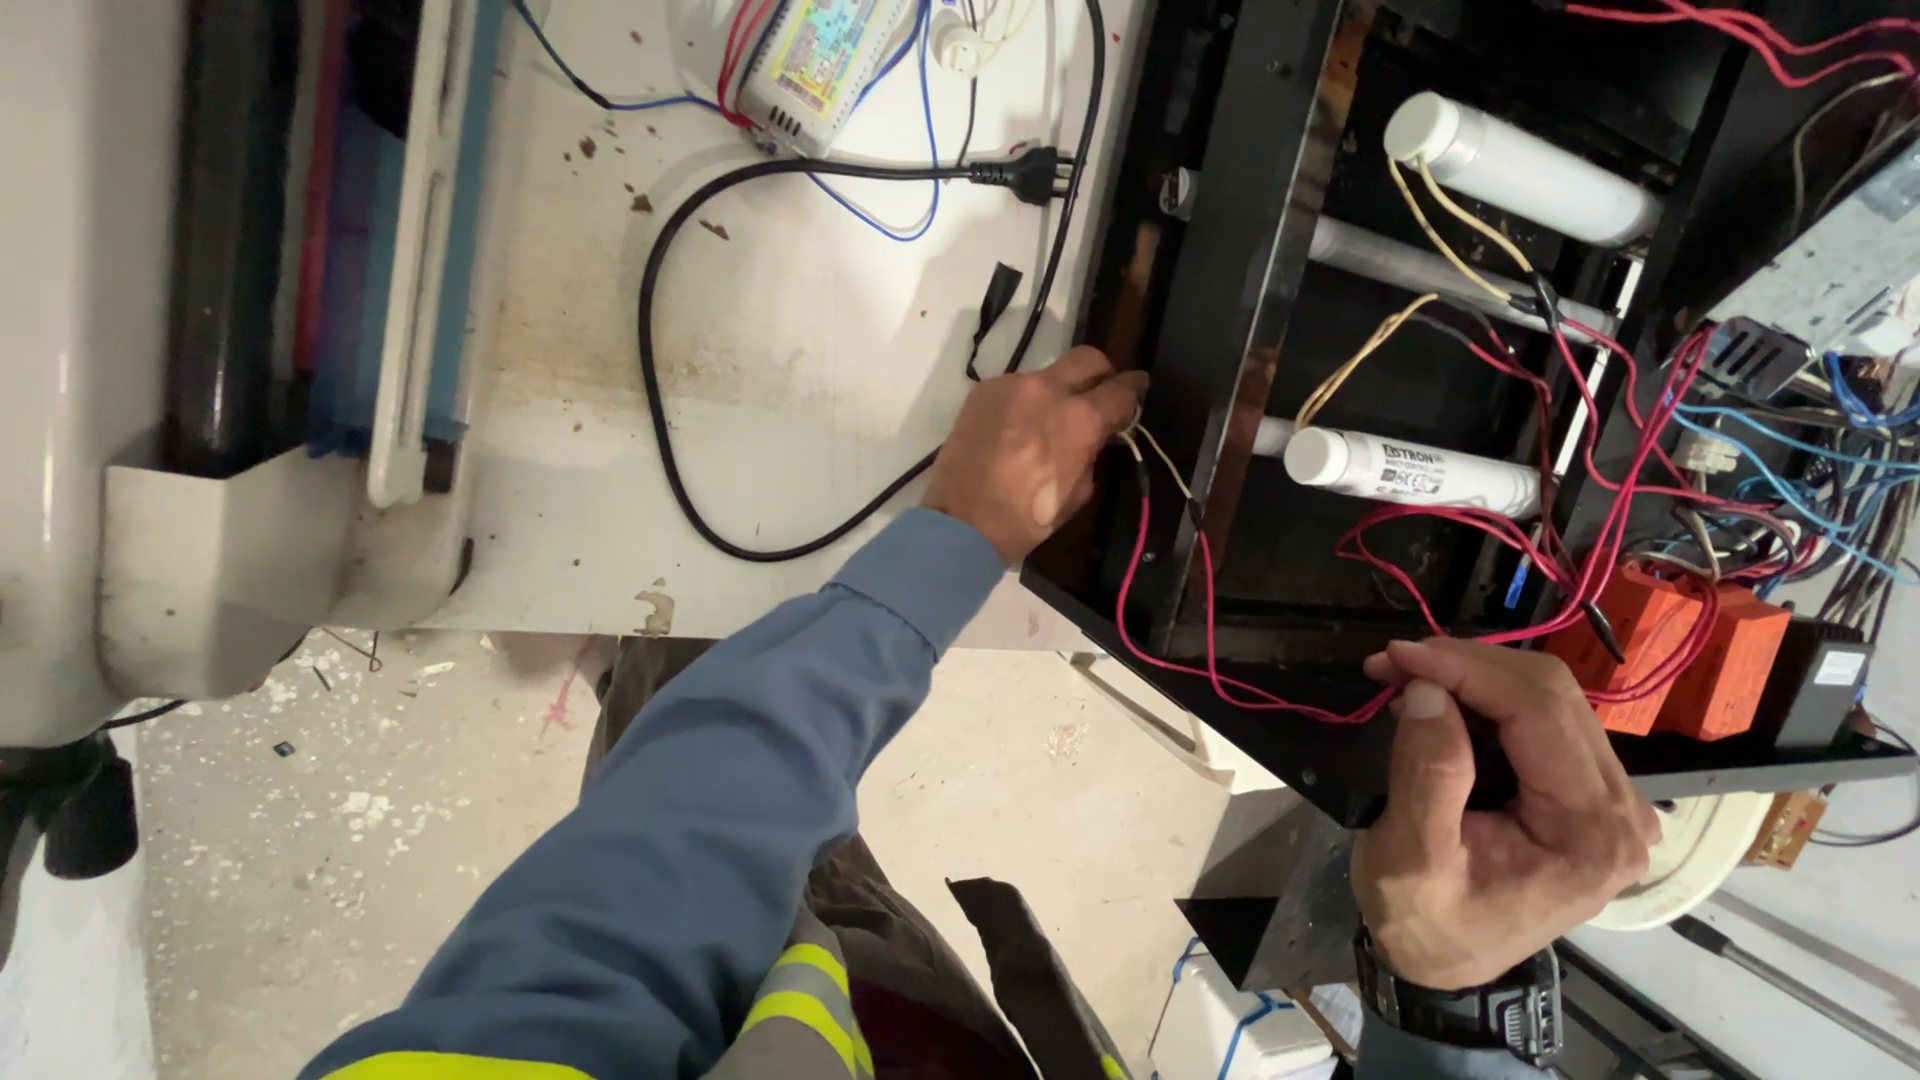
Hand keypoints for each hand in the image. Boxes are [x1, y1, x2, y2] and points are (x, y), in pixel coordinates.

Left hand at [923, 346, 1146, 564]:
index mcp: (1079, 417)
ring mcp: (1011, 385)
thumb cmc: (1027, 518)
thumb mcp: (1078, 491)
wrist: (962, 522)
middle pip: (1087, 359)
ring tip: (1047, 420)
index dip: (1134, 390)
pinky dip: (1023, 402)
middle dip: (1101, 372)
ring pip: (1047, 374)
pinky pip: (1015, 387)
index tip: (1138, 389)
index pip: (1119, 389)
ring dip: (1056, 391)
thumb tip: (1096, 432)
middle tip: (1100, 391)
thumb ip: (1092, 450)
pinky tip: (1015, 428)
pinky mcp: (983, 391)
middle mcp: (1047, 389)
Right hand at [1352, 638, 1660, 990]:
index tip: (1396, 654)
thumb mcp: (1413, 854)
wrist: (1443, 963)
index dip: (1466, 669)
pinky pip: (1536, 716)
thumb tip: (1425, 689)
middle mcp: (1619, 807)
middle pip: (1550, 694)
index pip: (1538, 712)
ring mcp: (1606, 798)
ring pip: (1545, 695)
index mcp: (1589, 830)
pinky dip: (1479, 694)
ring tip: (1401, 676)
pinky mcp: (1581, 791)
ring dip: (1469, 673)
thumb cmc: (1425, 920)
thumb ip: (1428, 771)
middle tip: (1389, 663)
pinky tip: (1434, 698)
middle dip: (1464, 663)